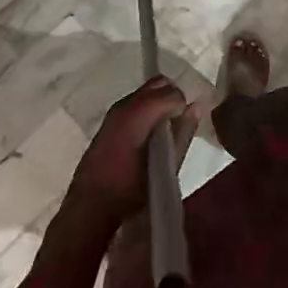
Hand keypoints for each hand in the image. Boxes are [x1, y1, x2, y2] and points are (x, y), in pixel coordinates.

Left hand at [64, 77, 198, 227]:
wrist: (90, 204)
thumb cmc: (130, 188)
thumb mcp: (166, 164)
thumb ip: (184, 133)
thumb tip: (197, 106)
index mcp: (138, 113)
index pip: (172, 92)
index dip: (183, 106)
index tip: (185, 126)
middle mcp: (125, 104)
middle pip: (158, 84)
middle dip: (173, 98)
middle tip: (178, 124)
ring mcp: (115, 110)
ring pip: (146, 90)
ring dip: (160, 103)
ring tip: (164, 131)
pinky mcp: (109, 119)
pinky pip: (136, 101)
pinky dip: (148, 109)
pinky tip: (148, 134)